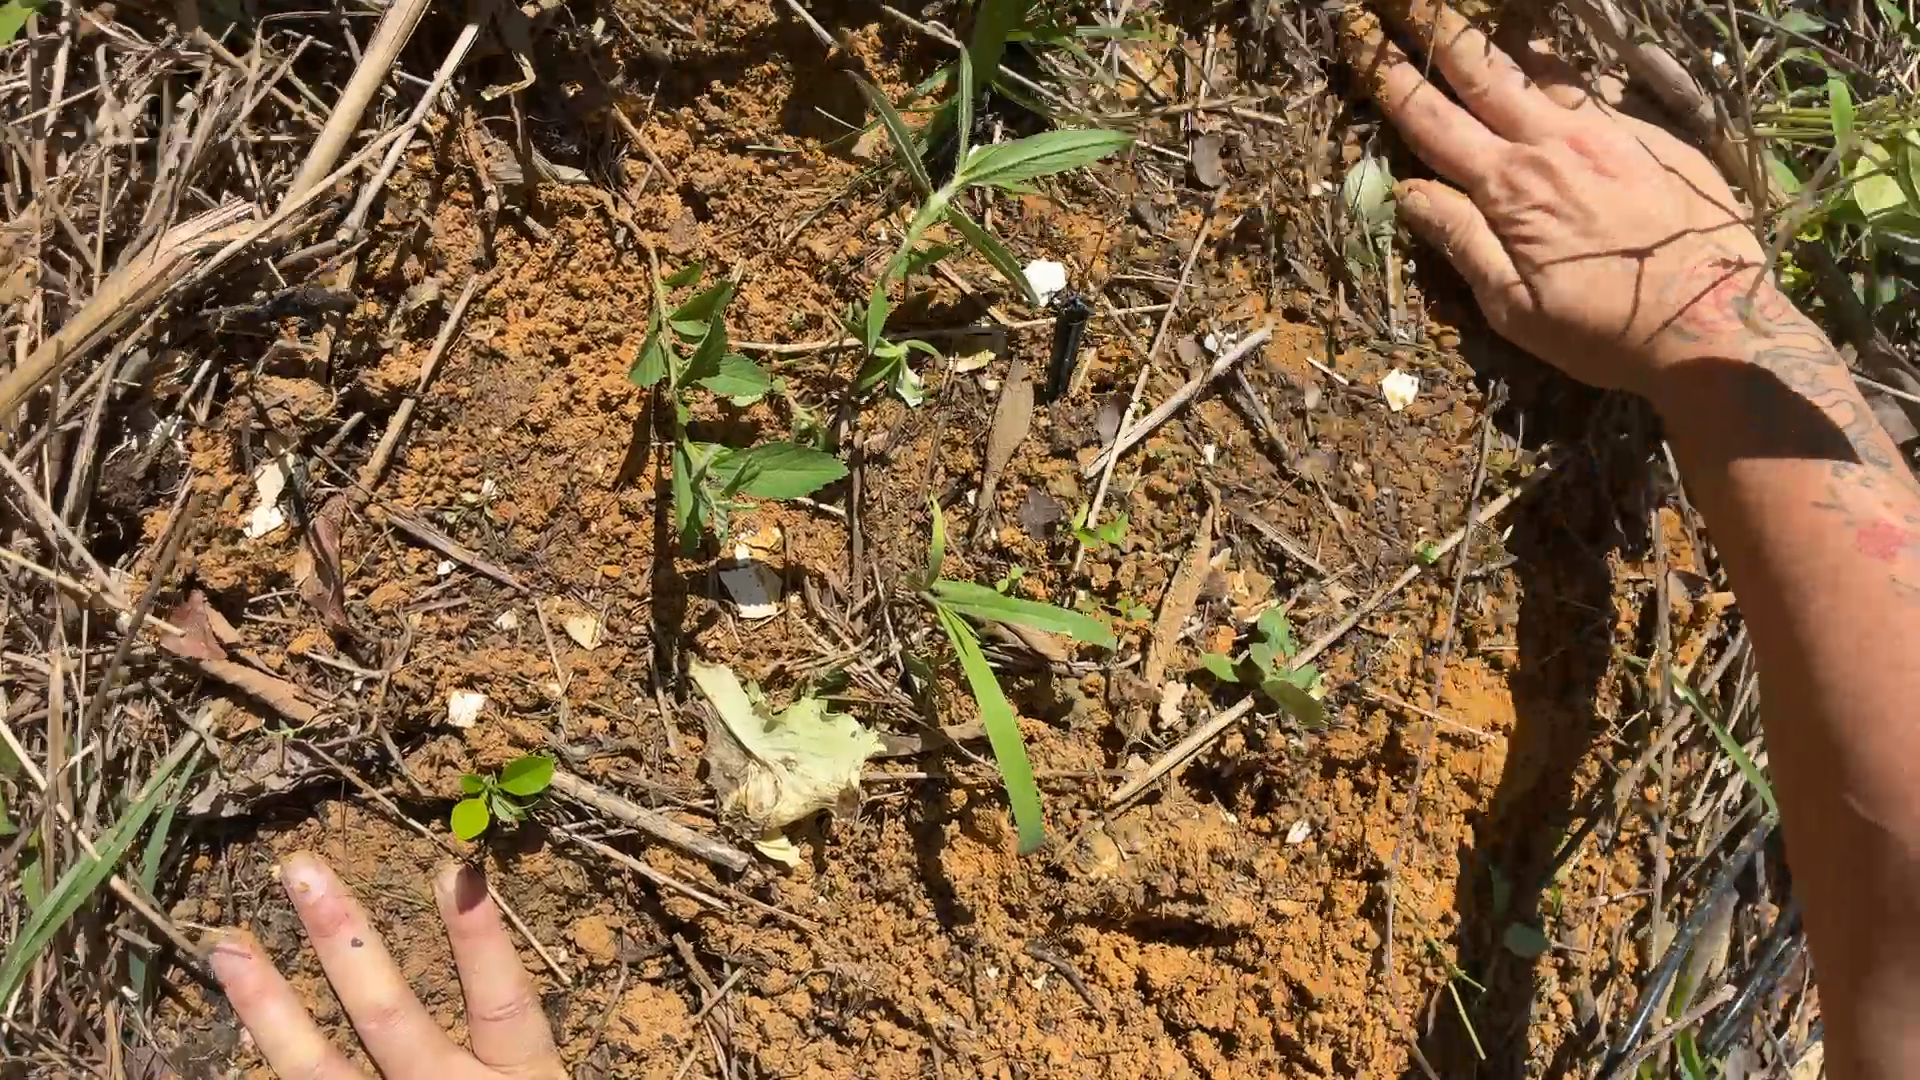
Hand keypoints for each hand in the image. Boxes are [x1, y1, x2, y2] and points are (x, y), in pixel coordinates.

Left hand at [208, 852, 561, 1079]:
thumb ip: (508, 1020)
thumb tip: (469, 890)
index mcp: (518, 1078)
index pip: (502, 996)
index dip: (479, 935)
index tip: (454, 869)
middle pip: (391, 1017)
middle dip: (343, 939)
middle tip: (301, 871)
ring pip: (317, 1072)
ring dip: (266, 1004)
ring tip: (225, 942)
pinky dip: (262, 1062)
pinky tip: (234, 1016)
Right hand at [1343, 1, 1782, 400]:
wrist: (1713, 323)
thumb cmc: (1594, 327)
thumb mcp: (1507, 302)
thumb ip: (1458, 239)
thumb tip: (1405, 192)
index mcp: (1510, 190)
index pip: (1434, 126)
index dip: (1395, 85)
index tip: (1365, 48)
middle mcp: (1555, 145)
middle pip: (1484, 76)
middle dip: (1439, 33)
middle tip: (1404, 3)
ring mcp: (1608, 132)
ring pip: (1540, 67)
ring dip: (1495, 38)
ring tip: (1466, 16)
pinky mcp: (1649, 135)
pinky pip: (1587, 84)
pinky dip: (1553, 61)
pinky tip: (1539, 55)